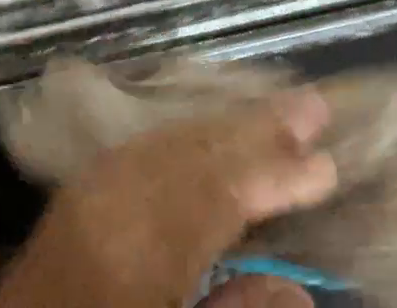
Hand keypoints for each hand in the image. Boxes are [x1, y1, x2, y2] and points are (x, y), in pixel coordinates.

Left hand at [0, 87, 338, 307]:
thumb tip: (295, 291)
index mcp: (138, 249)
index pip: (217, 194)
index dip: (273, 174)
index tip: (327, 162)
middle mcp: (109, 206)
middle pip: (191, 155)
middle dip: (251, 129)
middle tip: (310, 106)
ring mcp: (83, 198)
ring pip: (162, 146)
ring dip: (217, 129)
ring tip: (269, 116)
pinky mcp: (70, 203)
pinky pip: (133, 153)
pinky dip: (177, 141)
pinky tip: (199, 141)